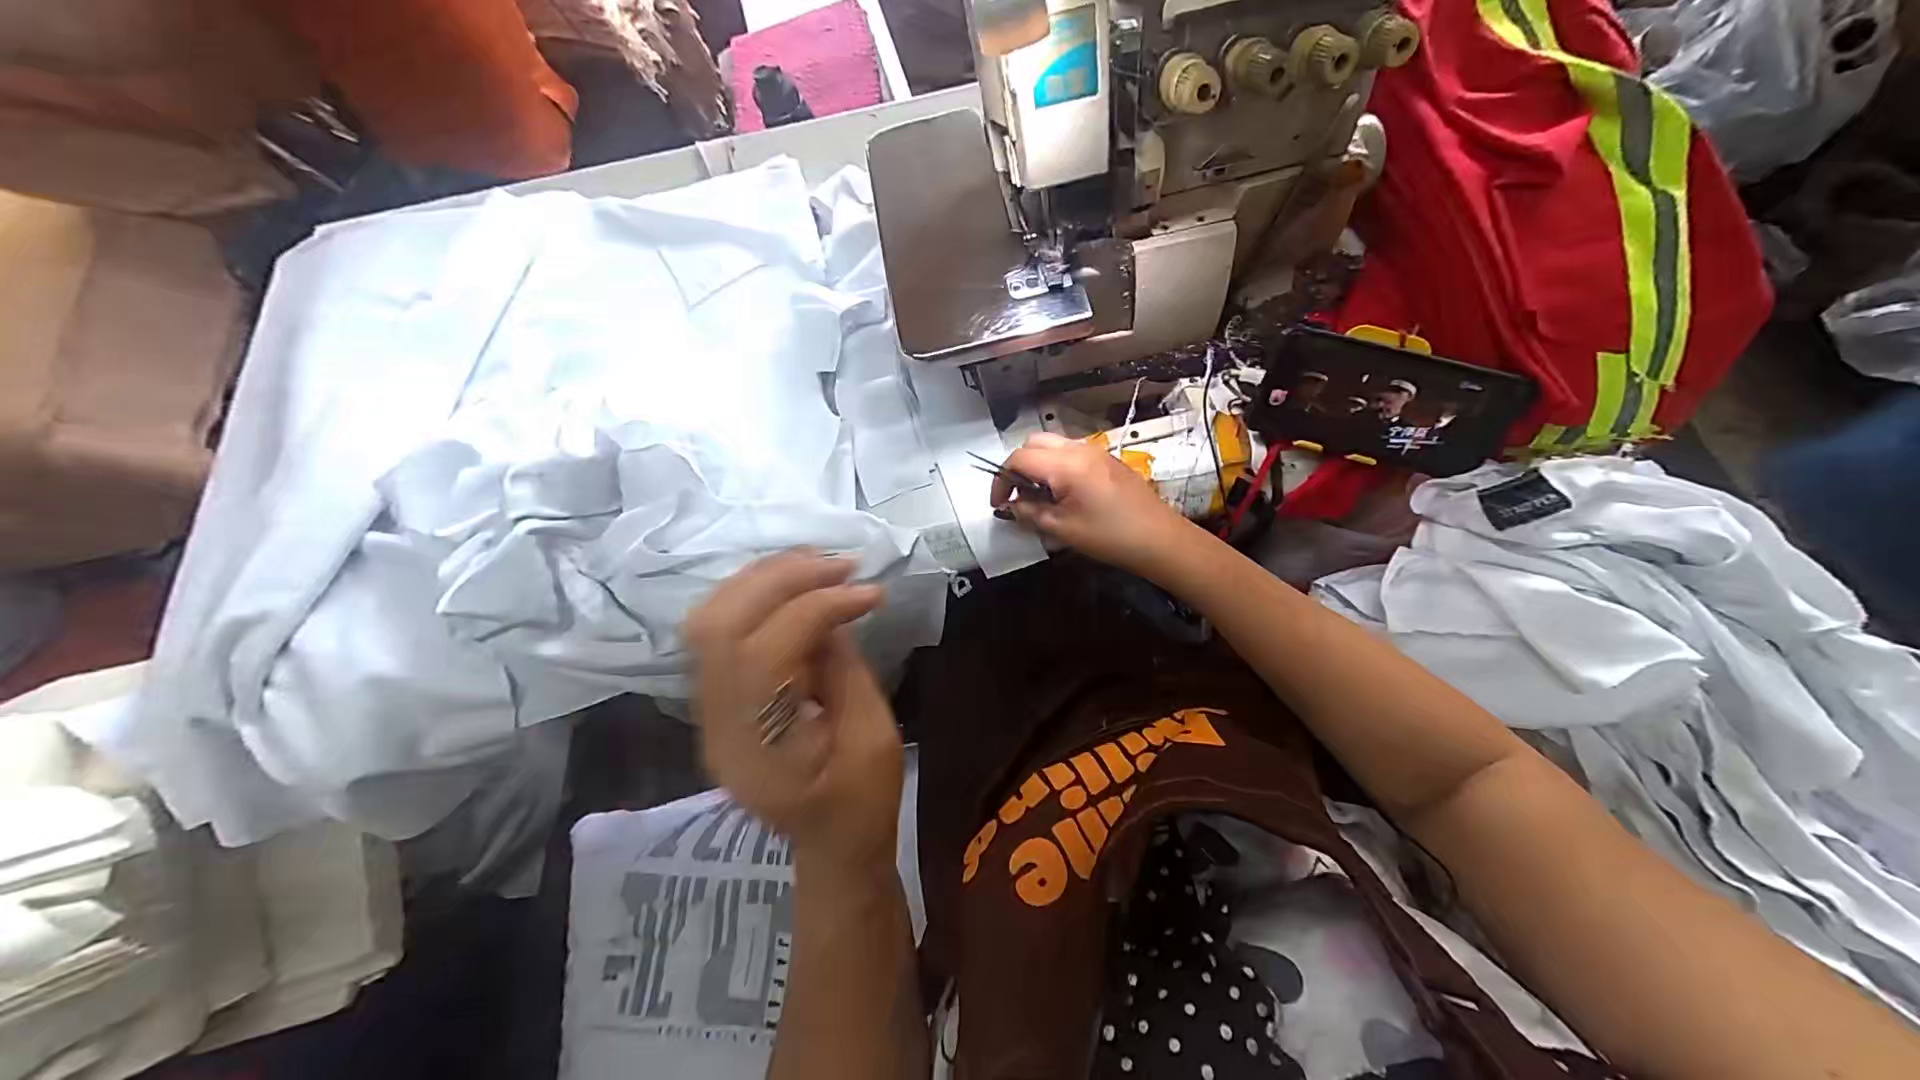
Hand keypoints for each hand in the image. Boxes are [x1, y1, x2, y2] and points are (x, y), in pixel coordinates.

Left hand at [686, 551, 904, 873]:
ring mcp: (708, 711)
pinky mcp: (717, 699)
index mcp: (757, 748)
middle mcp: (716, 724)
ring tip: (818, 566)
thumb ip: (846, 670)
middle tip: (838, 565)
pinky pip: (720, 631)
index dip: (816, 608)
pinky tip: (795, 586)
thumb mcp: (874, 739)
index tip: (868, 591)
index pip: (764, 653)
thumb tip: (830, 612)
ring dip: (762, 580)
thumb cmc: (862, 804)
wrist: (831, 846)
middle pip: (718, 625)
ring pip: (708, 620)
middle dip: (779, 579)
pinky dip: (755, 596)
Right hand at [991, 432, 1199, 578]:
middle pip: (1033, 443)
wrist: (1159, 539)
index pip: (1018, 458)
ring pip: (1053, 445)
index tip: (999, 503)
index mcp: (1064, 464)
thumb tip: (1012, 506)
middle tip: (1017, 496)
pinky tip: (1063, 494)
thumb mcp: (1061, 529)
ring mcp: (1095, 452)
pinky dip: (1056, 466)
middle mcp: (1079, 449)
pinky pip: (1071, 453)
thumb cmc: (1109, 535)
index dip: (1001, 479)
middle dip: (1018, 466)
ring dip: (1038, 465)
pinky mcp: (1107, 461)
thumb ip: (1030, 512)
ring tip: (1039, 497)